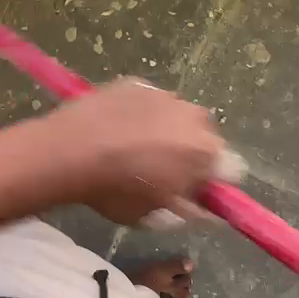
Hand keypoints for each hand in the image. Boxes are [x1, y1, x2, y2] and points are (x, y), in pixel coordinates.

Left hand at [40, 78, 225, 224]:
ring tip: (133, 145)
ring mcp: (163, 94)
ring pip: (177, 115)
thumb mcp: (154, 216)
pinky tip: (116, 126)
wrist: (68, 150)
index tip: (193, 190)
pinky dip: (141, 112)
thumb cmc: (114, 190)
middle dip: (191, 152)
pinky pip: (150, 101)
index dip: (213, 181)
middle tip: (161, 169)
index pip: (231, 169)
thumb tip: (204, 208)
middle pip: (205, 137)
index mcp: (205, 152)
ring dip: (166, 128)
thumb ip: (188, 210)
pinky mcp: (136, 82)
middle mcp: (192, 116)